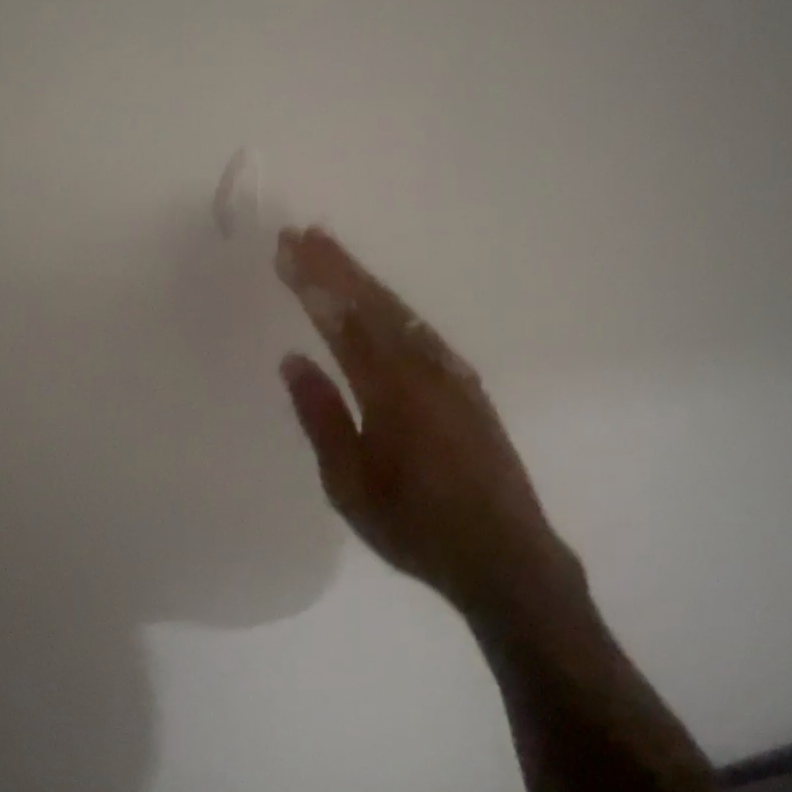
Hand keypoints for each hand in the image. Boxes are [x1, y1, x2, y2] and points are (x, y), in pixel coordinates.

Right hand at [275, 226, 579, 615]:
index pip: (342, 322)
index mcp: (389, 391)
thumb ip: (321, 418)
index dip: (313, 283)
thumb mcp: (349, 485)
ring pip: (401, 312)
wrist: (506, 557)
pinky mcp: (467, 386)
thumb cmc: (416, 527)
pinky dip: (393, 306)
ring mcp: (451, 375)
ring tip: (331, 253)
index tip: (286, 249)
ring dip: (364, 280)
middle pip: (374, 304)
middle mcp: (424, 369)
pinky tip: (381, 304)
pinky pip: (421, 330)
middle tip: (302, 234)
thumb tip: (293, 359)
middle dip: (336, 266)